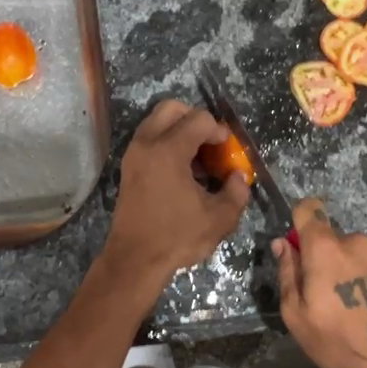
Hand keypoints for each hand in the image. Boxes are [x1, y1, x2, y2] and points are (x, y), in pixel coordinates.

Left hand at [103, 99, 250, 285]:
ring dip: (180, 131)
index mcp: (168, 149)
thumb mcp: (219, 218)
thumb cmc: (177, 237)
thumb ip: (236, 192)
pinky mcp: (128, 166)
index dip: (219, 131)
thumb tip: (238, 176)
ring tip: (198, 160)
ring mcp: (133, 153)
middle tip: (211, 144)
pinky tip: (182, 171)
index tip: (228, 151)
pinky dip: (166, 142)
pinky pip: (149, 138)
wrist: (134, 259)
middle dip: (195, 119)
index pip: (199, 119)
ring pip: (157, 121)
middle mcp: (146, 143)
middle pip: (172, 108)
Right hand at [273, 197, 366, 367]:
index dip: (298, 219)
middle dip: (320, 256)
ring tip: (346, 305)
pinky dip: (363, 278)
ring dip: (343, 268)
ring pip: (350, 252)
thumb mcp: (297, 315)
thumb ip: (287, 273)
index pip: (309, 208)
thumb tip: (281, 244)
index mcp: (325, 247)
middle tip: (320, 292)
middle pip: (329, 236)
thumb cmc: (340, 340)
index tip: (296, 245)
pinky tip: (366, 309)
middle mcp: (354, 241)